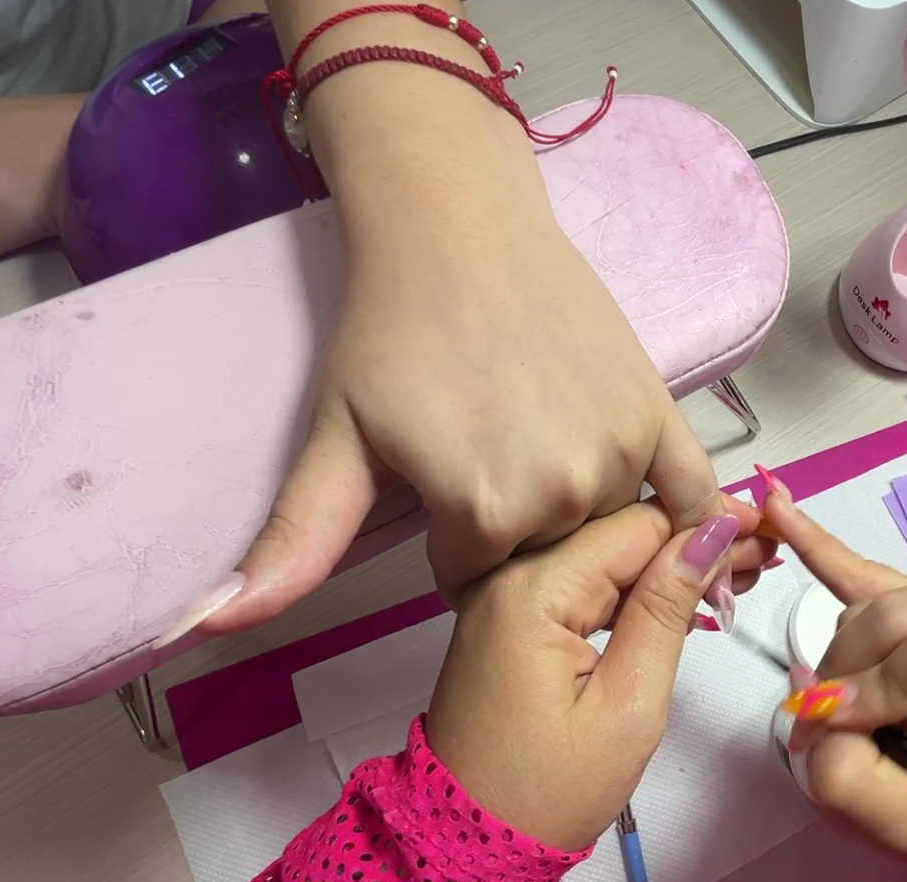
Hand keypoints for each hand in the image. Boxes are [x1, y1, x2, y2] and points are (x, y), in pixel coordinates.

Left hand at [204, 215, 728, 628]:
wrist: (459, 227)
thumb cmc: (392, 329)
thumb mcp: (335, 438)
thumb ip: (295, 545)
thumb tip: (213, 629)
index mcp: (484, 510)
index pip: (477, 581)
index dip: (457, 550)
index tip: (449, 504)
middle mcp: (563, 492)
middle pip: (545, 558)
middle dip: (517, 533)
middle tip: (496, 466)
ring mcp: (620, 451)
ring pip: (605, 526)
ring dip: (582, 511)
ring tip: (548, 451)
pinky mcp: (658, 414)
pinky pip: (693, 492)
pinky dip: (689, 514)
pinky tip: (673, 520)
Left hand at [424, 503, 774, 850]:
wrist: (468, 843)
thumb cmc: (549, 792)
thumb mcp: (627, 704)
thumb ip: (667, 611)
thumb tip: (710, 534)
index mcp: (534, 590)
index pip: (636, 525)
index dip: (704, 523)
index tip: (761, 533)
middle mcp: (512, 575)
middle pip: (621, 534)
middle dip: (693, 542)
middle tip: (759, 556)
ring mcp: (508, 594)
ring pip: (607, 557)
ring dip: (669, 566)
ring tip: (734, 577)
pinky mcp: (515, 617)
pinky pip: (585, 585)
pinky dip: (635, 590)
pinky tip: (681, 599)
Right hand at [761, 477, 906, 859]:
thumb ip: (854, 784)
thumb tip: (816, 711)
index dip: (881, 682)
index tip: (842, 722)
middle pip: (896, 617)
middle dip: (846, 676)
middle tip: (830, 728)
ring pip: (872, 604)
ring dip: (841, 656)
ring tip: (842, 706)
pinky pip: (860, 567)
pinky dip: (814, 542)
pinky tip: (775, 506)